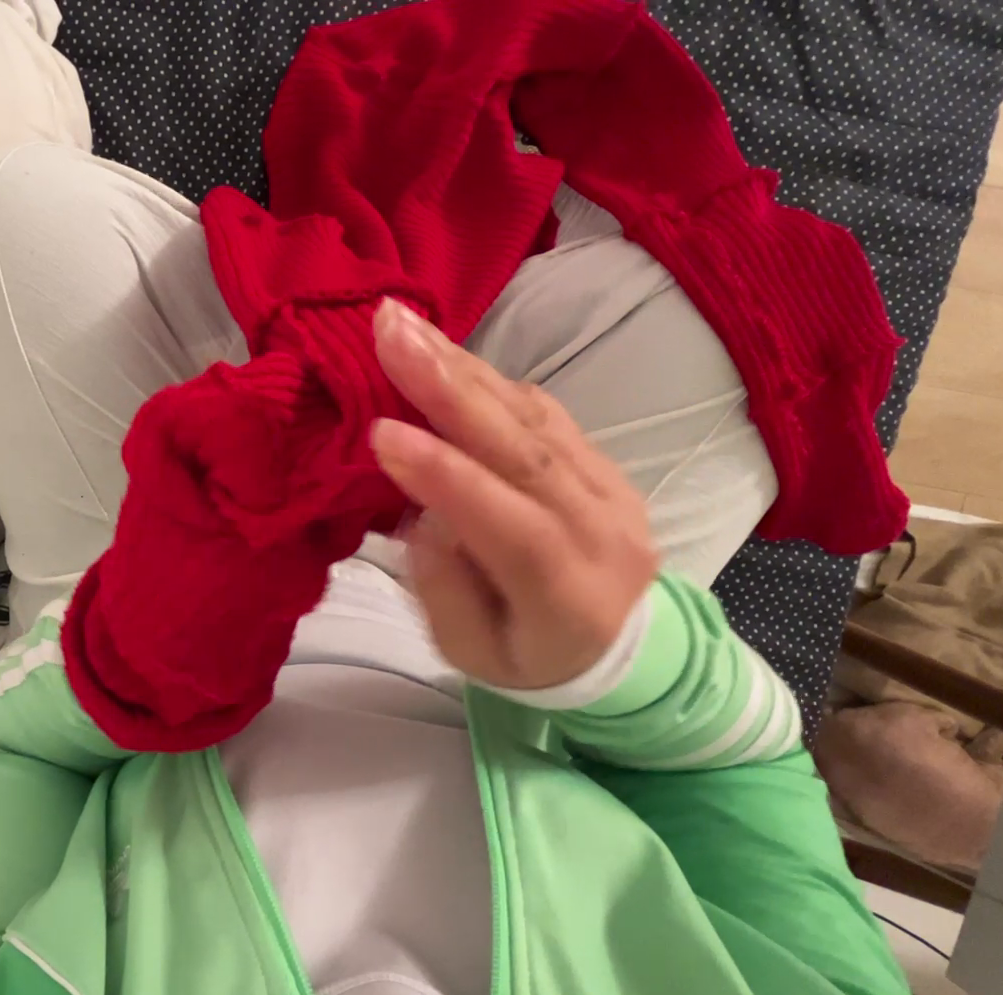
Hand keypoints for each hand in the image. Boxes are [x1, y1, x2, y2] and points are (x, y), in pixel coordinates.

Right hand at [368, 300, 658, 690]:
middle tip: (390, 332)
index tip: (382, 433)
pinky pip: (544, 412)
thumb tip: (424, 519)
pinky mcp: (602, 461)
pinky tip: (445, 352)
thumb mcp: (474, 656)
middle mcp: (602, 531)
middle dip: (449, 387)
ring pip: (534, 418)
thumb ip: (447, 592)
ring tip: (404, 326)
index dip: (448, 477)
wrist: (620, 648)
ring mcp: (610, 488)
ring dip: (463, 367)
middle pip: (527, 450)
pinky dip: (488, 379)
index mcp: (569, 597)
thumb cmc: (530, 659)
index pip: (512, 528)